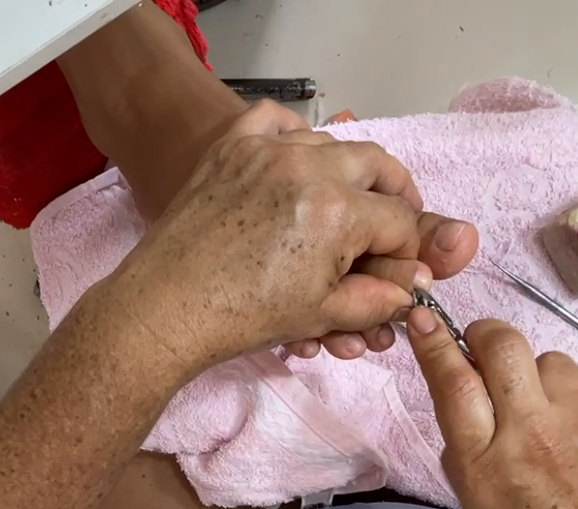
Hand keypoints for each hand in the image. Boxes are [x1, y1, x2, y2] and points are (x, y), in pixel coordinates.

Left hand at [98, 101, 477, 374]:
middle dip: (393, 201)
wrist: (167, 309)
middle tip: (390, 230)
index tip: (399, 272)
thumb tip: (411, 288)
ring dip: (349, 173)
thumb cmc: (239, 318)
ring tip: (348, 205)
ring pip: (332, 143)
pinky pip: (277, 121)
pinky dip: (295, 136)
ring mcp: (268, 150)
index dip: (407, 253)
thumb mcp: (320, 315)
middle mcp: (309, 167)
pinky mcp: (233, 147)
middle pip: (378, 169)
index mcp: (338, 211)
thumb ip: (377, 299)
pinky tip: (299, 163)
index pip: (400, 222)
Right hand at [407, 312, 577, 508]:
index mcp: (485, 466)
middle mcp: (532, 435)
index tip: (424, 318)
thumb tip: (464, 397)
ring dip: (538, 378)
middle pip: (504, 346)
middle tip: (483, 346)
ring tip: (548, 417)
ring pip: (551, 362)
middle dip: (486, 334)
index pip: (454, 384)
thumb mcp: (478, 508)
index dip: (435, 344)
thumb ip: (466, 450)